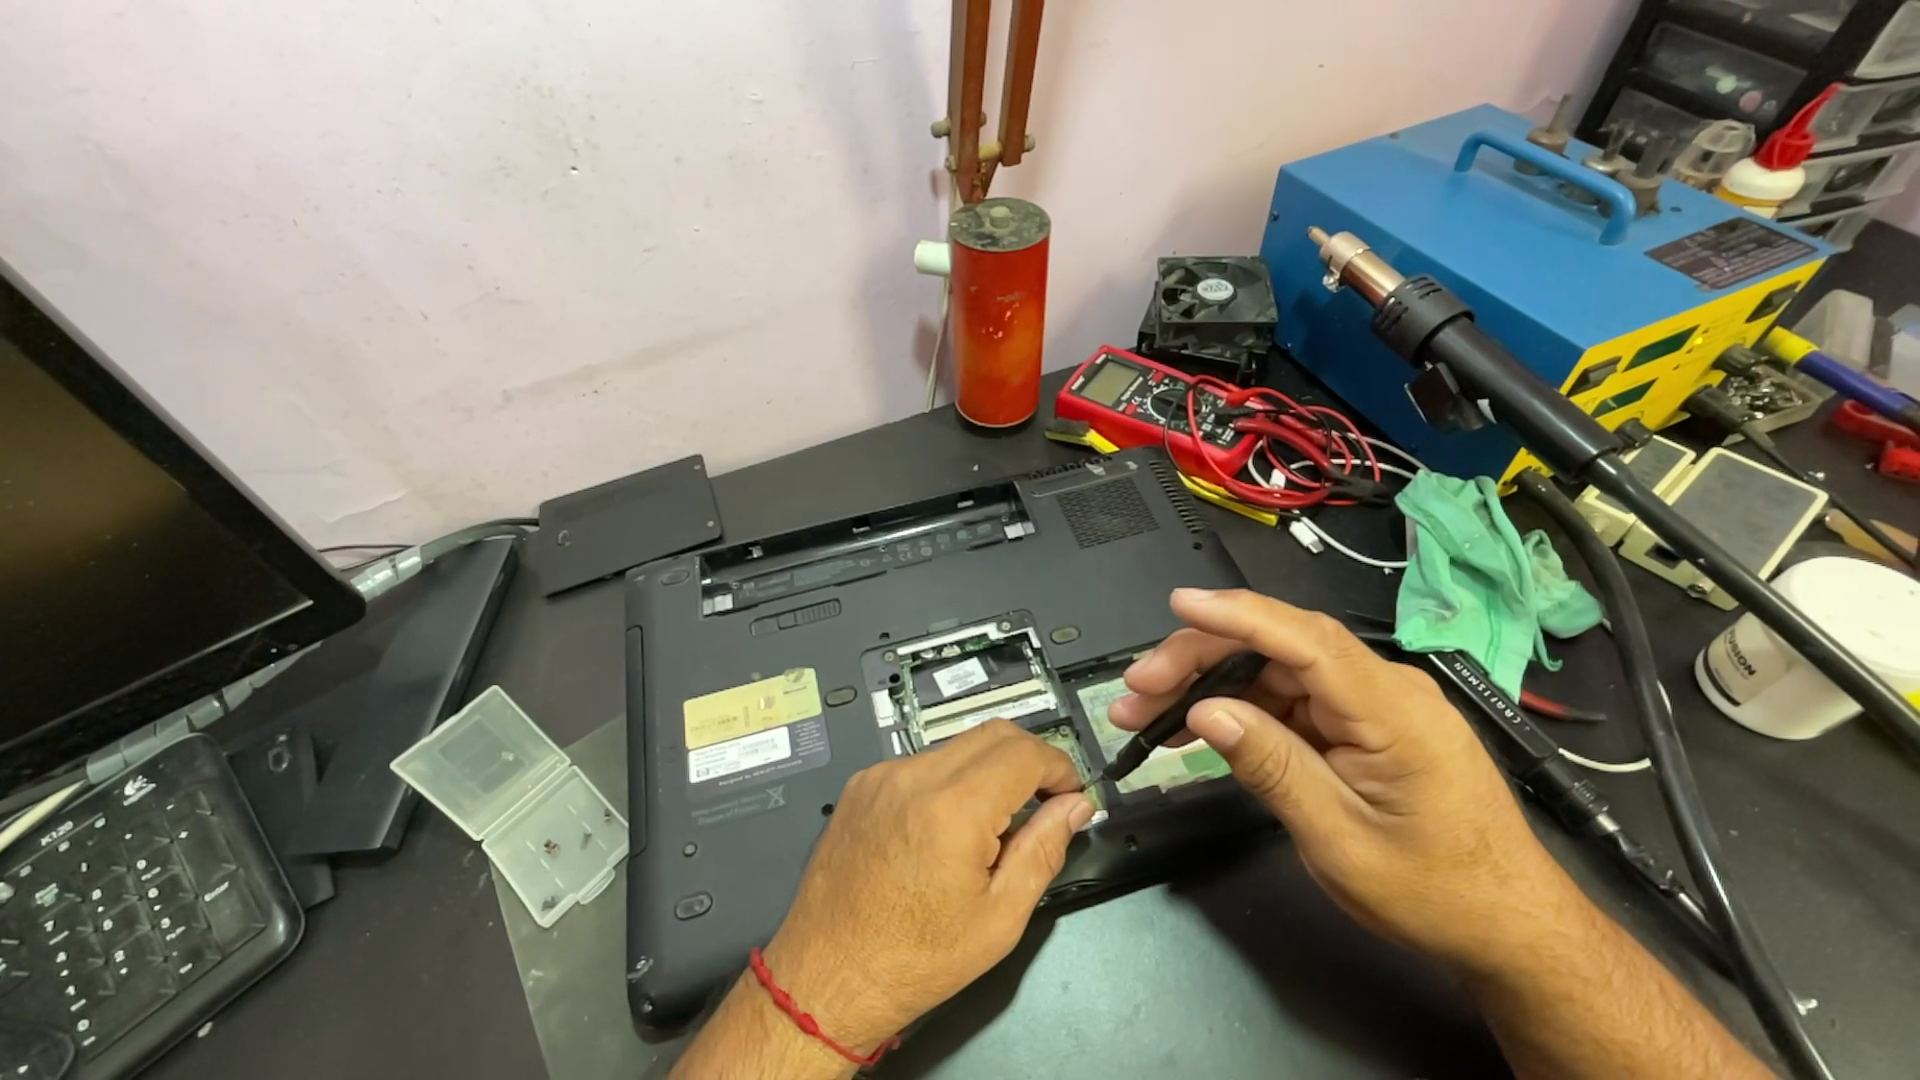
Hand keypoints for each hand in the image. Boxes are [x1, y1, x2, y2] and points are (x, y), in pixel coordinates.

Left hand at [759, 719, 1094, 1053]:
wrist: (827, 977)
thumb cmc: (916, 960)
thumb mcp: (1000, 917)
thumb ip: (1044, 849)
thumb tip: (1075, 806)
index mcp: (952, 808)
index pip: (1024, 753)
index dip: (1059, 767)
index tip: (1071, 794)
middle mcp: (913, 777)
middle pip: (993, 733)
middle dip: (1030, 759)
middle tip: (1044, 802)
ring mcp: (881, 776)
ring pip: (956, 746)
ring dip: (989, 769)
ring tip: (993, 826)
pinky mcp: (861, 786)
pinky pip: (921, 763)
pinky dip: (949, 780)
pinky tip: (947, 828)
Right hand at [1109, 588, 1583, 970]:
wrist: (1511, 930)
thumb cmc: (1434, 894)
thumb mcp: (1339, 840)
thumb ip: (1272, 767)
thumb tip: (1205, 712)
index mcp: (1392, 712)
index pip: (1305, 641)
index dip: (1238, 615)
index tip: (1180, 604)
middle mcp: (1384, 691)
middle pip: (1280, 649)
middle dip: (1201, 659)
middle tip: (1136, 691)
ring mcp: (1373, 706)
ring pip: (1277, 673)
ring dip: (1210, 687)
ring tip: (1147, 714)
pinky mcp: (1363, 725)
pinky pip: (1292, 701)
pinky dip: (1241, 710)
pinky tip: (1196, 726)